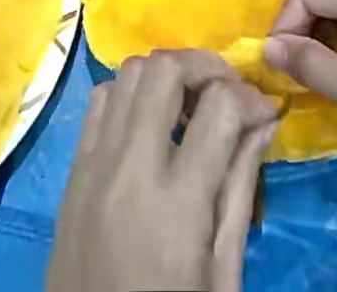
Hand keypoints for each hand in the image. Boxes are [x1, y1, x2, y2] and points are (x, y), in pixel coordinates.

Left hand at [48, 50, 277, 291]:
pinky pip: (99, 101)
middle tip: (227, 92)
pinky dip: (130, 93)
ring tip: (191, 103)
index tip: (264, 114)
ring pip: (128, 72)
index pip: (219, 107)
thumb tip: (262, 122)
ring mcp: (94, 164)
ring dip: (167, 74)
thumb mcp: (222, 275)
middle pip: (164, 69)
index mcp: (176, 203)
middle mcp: (130, 167)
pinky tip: (150, 121)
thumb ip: (240, 188)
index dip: (251, 98)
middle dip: (205, 66)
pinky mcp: (72, 171)